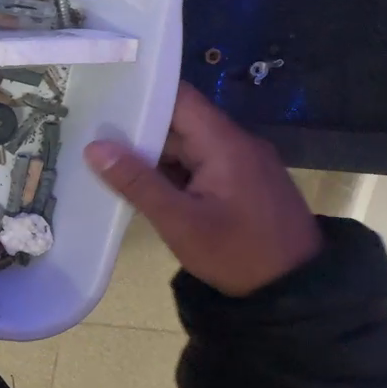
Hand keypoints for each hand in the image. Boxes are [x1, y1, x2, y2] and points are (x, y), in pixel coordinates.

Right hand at [83, 83, 322, 296]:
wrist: (297, 294)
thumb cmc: (237, 254)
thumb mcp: (179, 221)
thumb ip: (136, 181)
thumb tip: (94, 147)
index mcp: (226, 144)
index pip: (180, 98)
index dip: (141, 92)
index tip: (102, 94)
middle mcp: (238, 144)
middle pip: (180, 121)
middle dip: (137, 126)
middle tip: (88, 131)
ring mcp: (242, 164)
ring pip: (187, 144)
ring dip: (150, 151)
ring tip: (104, 156)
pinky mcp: (242, 183)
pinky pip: (199, 163)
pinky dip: (169, 169)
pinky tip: (139, 181)